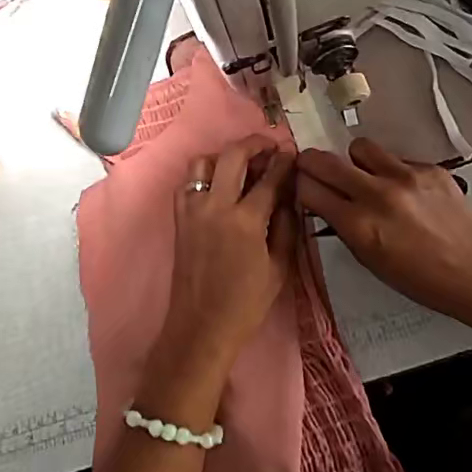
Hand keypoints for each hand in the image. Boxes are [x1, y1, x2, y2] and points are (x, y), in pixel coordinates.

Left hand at [157, 136, 297, 381]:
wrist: (201, 327)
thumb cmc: (246, 304)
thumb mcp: (279, 268)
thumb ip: (286, 227)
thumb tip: (289, 198)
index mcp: (246, 221)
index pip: (269, 179)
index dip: (284, 163)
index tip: (292, 154)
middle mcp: (215, 207)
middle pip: (233, 156)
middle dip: (254, 144)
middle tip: (269, 147)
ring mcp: (192, 210)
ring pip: (203, 163)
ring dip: (225, 156)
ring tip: (242, 163)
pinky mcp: (179, 219)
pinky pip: (189, 182)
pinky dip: (204, 174)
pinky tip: (220, 184)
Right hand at [296, 138, 471, 331]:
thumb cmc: (421, 280)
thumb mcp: (371, 262)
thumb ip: (345, 229)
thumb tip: (326, 205)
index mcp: (360, 226)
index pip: (309, 190)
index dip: (299, 188)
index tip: (300, 189)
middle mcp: (378, 195)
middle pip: (324, 161)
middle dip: (311, 164)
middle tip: (312, 170)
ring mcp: (405, 176)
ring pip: (360, 148)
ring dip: (354, 161)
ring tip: (364, 178)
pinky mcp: (429, 168)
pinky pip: (395, 159)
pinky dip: (390, 171)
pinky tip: (404, 192)